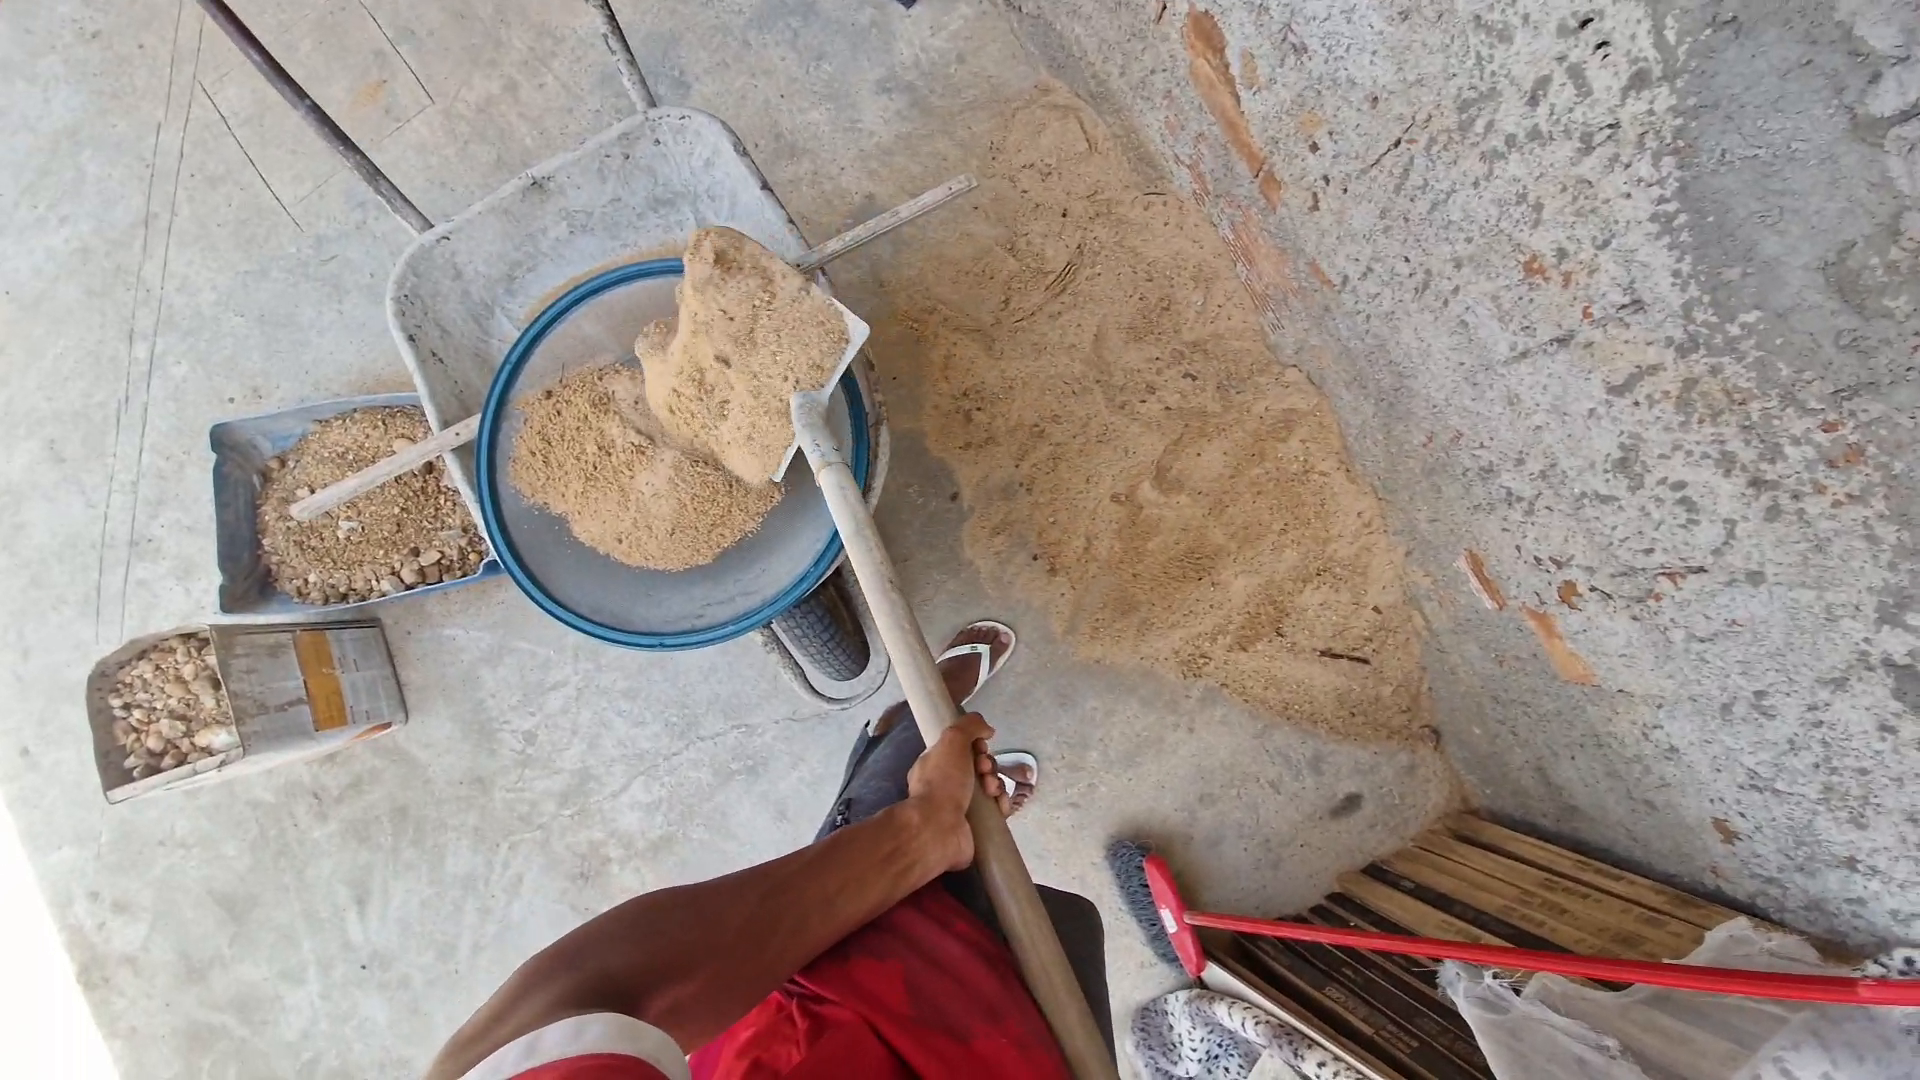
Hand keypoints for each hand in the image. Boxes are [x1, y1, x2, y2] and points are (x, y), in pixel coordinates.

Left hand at [905, 712, 1004, 871]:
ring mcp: (962, 807)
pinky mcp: (977, 826)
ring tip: (991, 790)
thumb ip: (970, 725)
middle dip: (988, 765)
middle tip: (984, 771)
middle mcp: (947, 785)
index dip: (976, 745)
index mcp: (935, 765)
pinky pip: (996, 810)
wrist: (939, 829)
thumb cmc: (942, 782)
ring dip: (997, 784)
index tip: (980, 748)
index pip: (961, 749)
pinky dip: (1002, 804)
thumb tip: (987, 729)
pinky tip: (1000, 805)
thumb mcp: (952, 740)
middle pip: (979, 767)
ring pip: (990, 788)